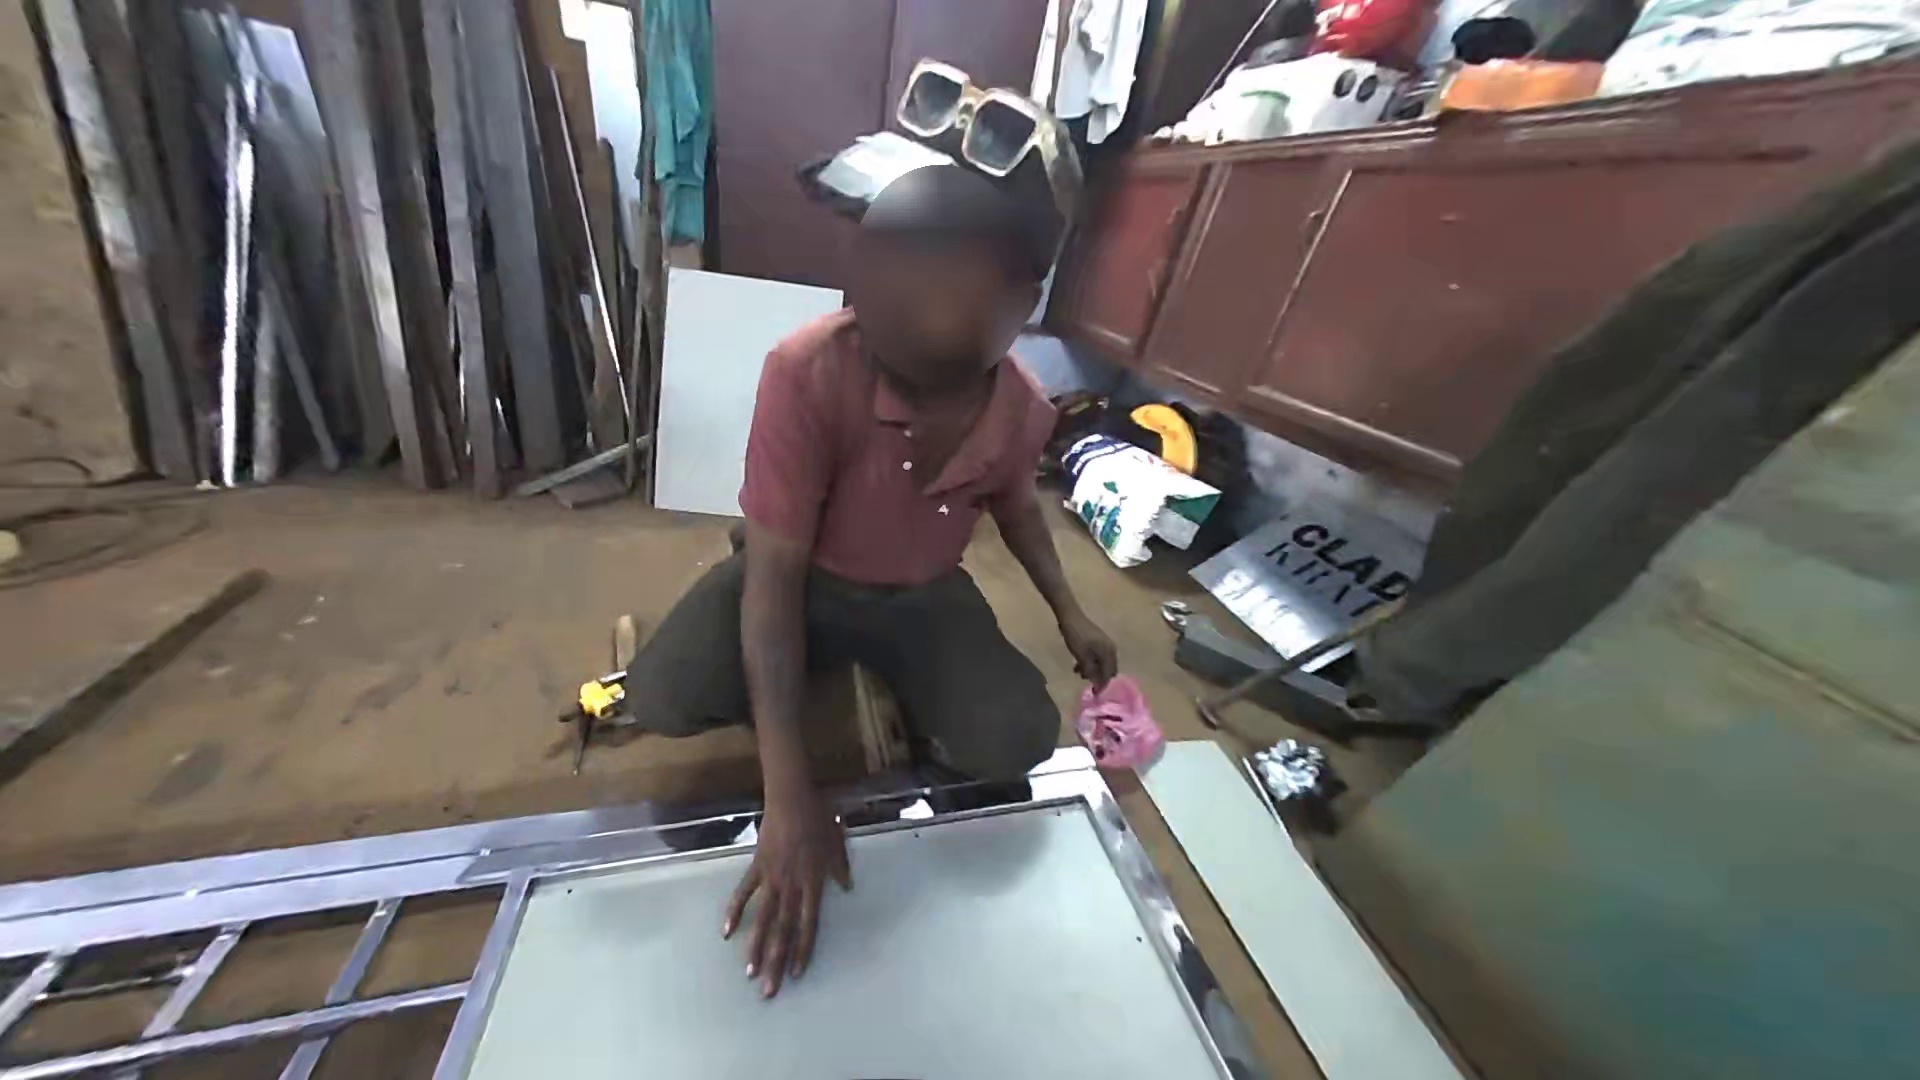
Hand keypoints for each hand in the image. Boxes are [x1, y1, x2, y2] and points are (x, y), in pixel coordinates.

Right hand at [723, 789, 850, 997]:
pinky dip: (734, 911)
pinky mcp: (756, 866)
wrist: (792, 796)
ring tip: (749, 973)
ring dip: (756, 946)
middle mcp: (792, 884)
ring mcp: (772, 876)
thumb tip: (846, 887)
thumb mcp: (837, 839)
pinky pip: (743, 892)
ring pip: (763, 917)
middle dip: (776, 961)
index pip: (808, 922)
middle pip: (783, 928)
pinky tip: (726, 932)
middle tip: (768, 991)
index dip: (802, 948)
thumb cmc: (818, 815)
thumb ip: (839, 865)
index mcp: (813, 879)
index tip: (796, 973)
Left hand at [1059, 609, 1117, 688]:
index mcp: (1109, 652)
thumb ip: (1090, 671)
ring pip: (1101, 662)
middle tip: (1085, 681)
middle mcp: (1111, 648)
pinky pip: (1097, 656)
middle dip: (1097, 676)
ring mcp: (1105, 644)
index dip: (1102, 684)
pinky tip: (1078, 664)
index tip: (1094, 692)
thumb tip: (1097, 684)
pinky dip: (1090, 662)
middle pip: (1108, 669)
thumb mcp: (1081, 656)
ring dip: (1092, 669)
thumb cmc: (1076, 637)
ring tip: (1078, 672)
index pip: (1110, 674)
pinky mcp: (1098, 641)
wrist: (1070, 616)